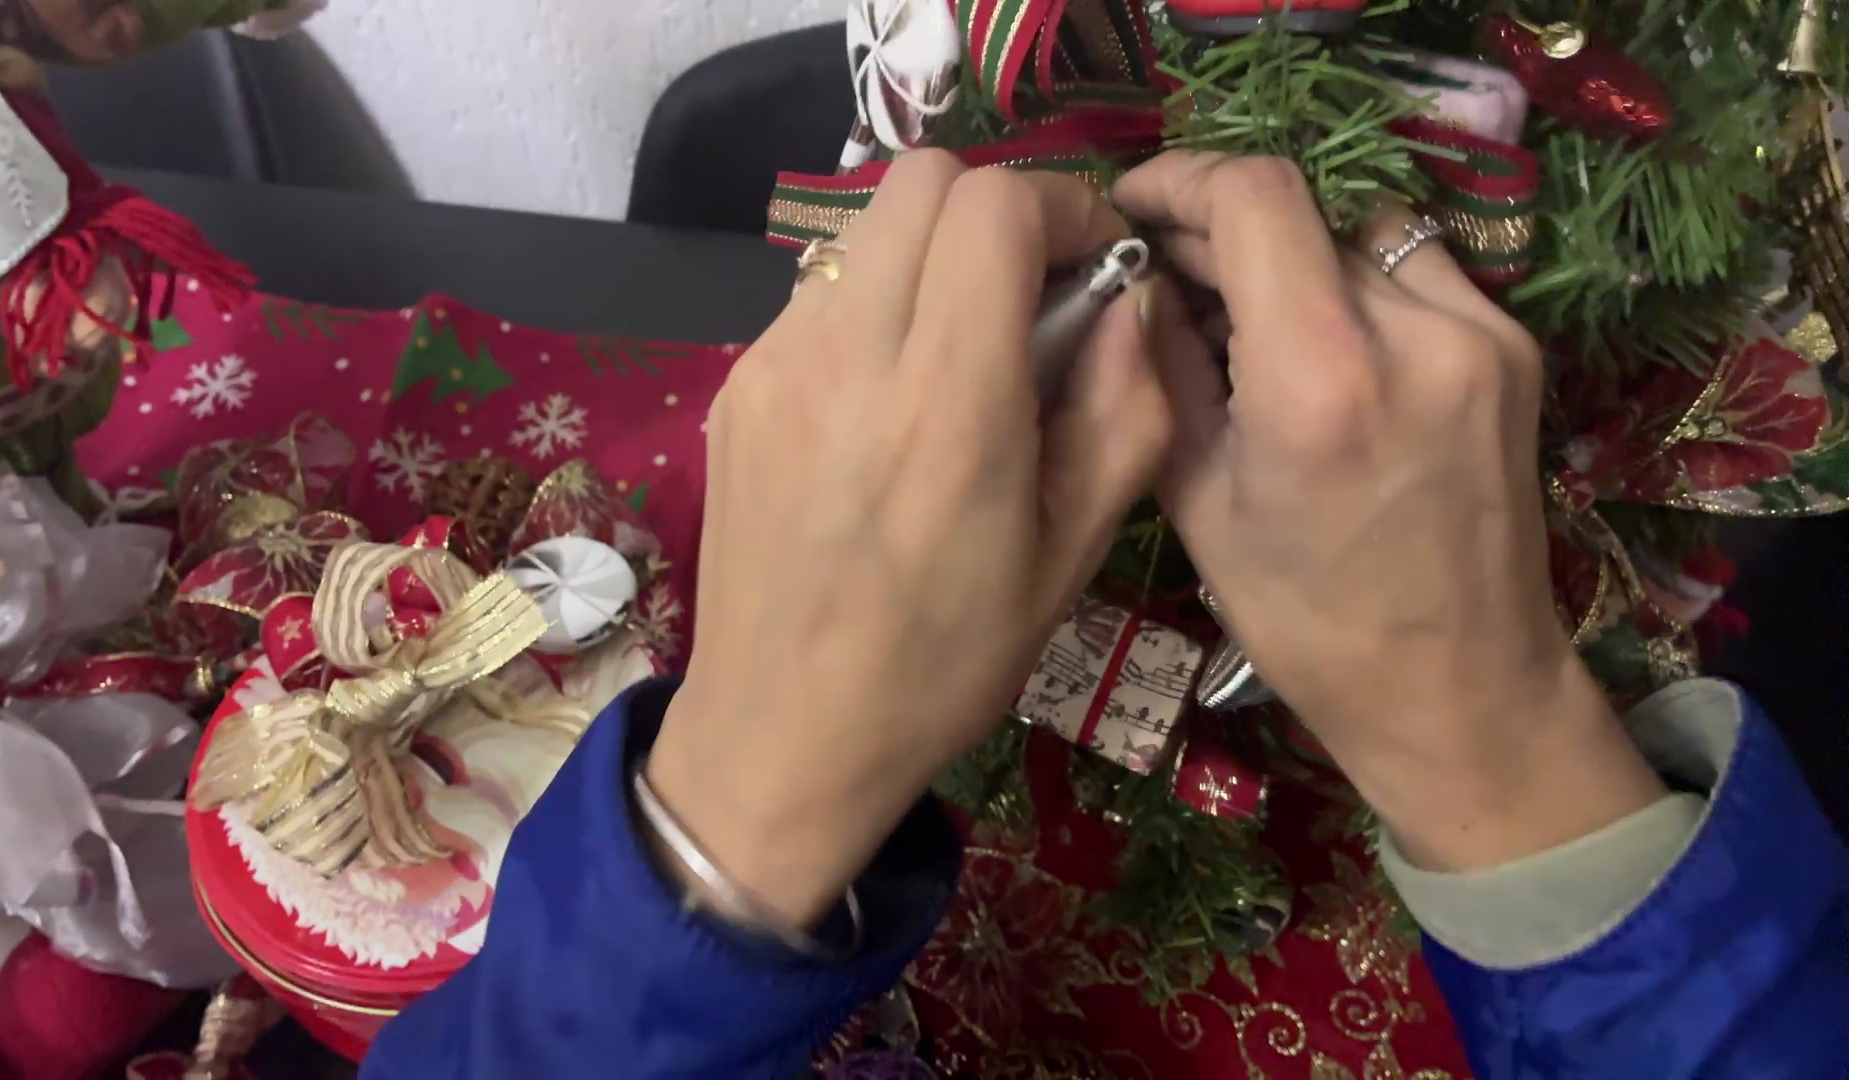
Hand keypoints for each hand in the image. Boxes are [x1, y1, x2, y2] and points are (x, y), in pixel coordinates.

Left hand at [648, 152, 1173, 924]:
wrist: (784, 732)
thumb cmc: (940, 666)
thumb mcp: (1069, 555)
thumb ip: (1124, 408)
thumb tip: (1123, 301)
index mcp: (945, 406)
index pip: (994, 206)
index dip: (1060, 209)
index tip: (1086, 267)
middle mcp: (844, 361)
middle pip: (919, 183)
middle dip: (992, 213)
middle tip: (1025, 297)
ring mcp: (770, 369)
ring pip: (860, 235)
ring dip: (926, 261)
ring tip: (951, 354)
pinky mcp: (732, 394)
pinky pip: (813, 300)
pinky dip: (868, 309)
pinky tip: (881, 399)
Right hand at [1115, 152, 1665, 870]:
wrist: (1448, 682)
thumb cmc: (1296, 613)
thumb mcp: (1195, 496)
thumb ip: (1165, 372)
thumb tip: (1139, 288)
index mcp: (1318, 380)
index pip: (1256, 201)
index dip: (1181, 179)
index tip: (1131, 204)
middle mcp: (1419, 333)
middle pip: (1305, 208)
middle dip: (1217, 223)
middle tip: (1159, 266)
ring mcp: (1484, 332)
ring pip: (1355, 230)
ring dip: (1279, 248)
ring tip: (1223, 302)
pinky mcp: (1510, 347)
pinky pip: (1405, 268)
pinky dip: (1336, 277)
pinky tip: (1298, 332)